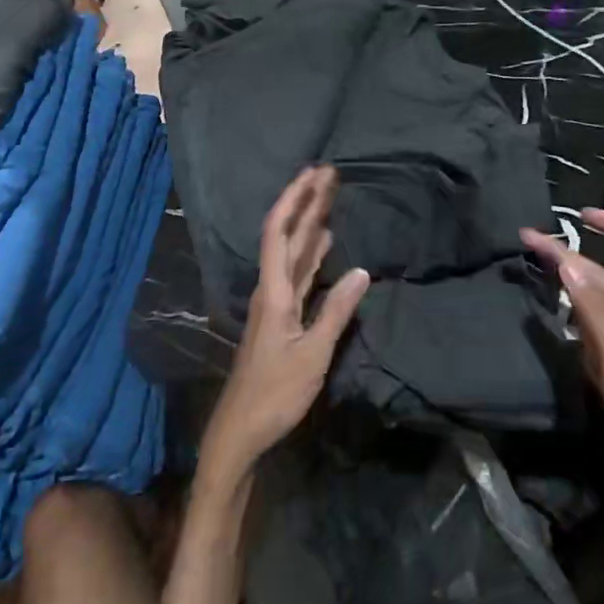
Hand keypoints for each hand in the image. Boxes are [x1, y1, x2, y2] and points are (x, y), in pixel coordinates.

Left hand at [202, 166, 369, 473]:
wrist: (241, 430)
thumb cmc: (275, 394)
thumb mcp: (312, 355)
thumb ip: (337, 313)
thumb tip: (363, 271)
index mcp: (274, 292)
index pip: (279, 233)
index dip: (294, 199)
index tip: (312, 173)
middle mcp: (272, 289)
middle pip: (288, 236)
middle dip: (307, 202)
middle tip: (330, 173)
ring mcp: (277, 303)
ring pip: (294, 253)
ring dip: (311, 224)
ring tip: (330, 197)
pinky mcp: (283, 317)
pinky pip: (300, 274)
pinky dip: (314, 254)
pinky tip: (326, 244)